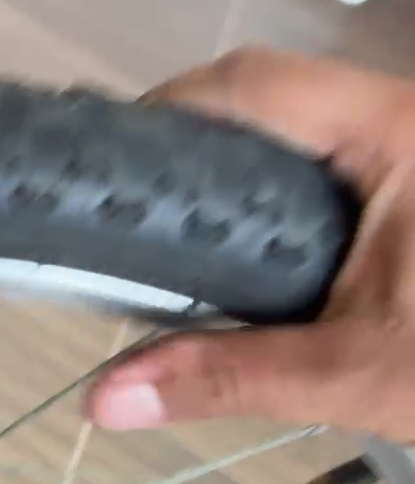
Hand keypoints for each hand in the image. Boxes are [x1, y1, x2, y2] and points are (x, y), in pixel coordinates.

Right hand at [85, 47, 414, 439]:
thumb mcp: (365, 373)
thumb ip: (230, 378)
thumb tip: (100, 400)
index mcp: (404, 135)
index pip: (252, 83)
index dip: (162, 111)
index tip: (100, 170)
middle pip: (267, 106)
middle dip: (185, 158)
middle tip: (124, 225)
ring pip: (300, 140)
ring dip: (228, 184)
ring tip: (170, 247)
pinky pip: (334, 169)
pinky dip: (272, 204)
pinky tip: (245, 258)